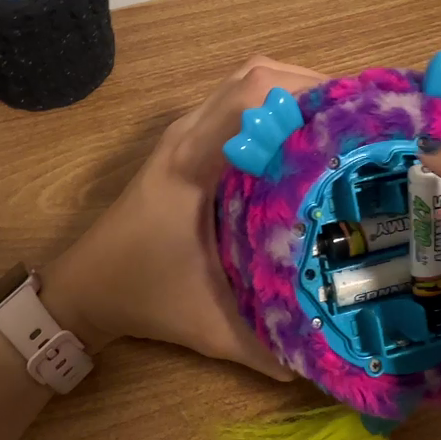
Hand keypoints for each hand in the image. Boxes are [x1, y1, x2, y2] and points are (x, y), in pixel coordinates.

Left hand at [43, 57, 326, 380]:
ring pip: (244, 80)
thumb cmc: (142, 294)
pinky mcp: (188, 139)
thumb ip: (267, 348)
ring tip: (338, 122)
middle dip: (309, 86)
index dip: (303, 92)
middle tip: (356, 119)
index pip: (249, 96)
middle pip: (253, 74)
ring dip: (291, 91)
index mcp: (193, 163)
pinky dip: (272, 104)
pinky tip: (303, 137)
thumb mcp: (209, 324)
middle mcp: (189, 133)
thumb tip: (327, 365)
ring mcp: (186, 131)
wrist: (84, 285)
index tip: (353, 117)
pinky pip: (236, 101)